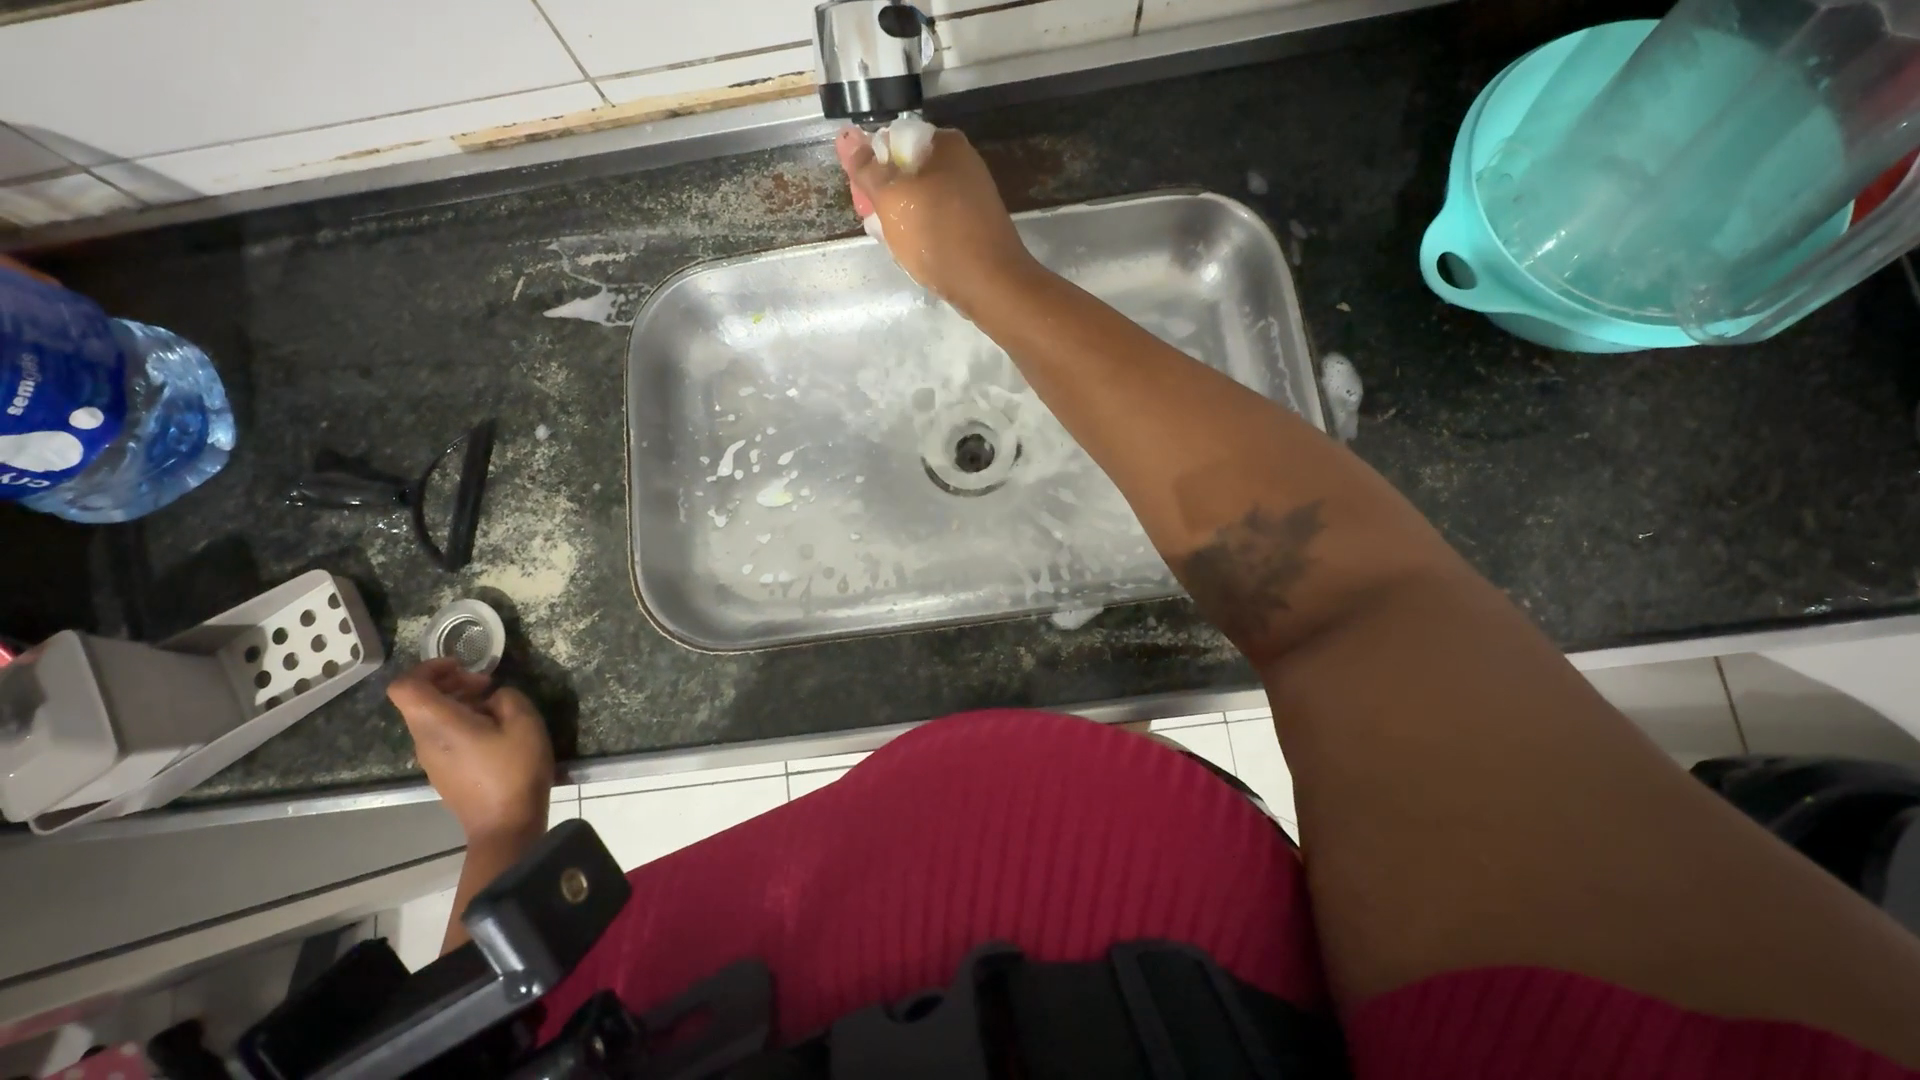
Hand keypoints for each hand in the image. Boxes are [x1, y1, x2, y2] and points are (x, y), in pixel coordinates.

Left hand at [388, 659, 553, 842]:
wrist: (505, 825)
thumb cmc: (514, 769)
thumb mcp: (525, 722)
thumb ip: (506, 697)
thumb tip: (492, 699)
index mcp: (438, 723)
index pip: (406, 685)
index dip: (428, 667)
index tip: (461, 667)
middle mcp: (424, 739)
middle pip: (418, 699)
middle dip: (451, 683)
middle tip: (487, 686)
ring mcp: (430, 759)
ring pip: (431, 718)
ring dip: (458, 704)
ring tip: (496, 711)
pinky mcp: (442, 773)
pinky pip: (441, 737)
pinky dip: (460, 724)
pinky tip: (493, 735)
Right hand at [835, 125, 1041, 312]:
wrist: (990, 285)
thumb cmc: (937, 236)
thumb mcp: (892, 198)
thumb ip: (866, 168)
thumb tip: (845, 135)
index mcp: (944, 144)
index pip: (890, 142)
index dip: (869, 170)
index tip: (863, 201)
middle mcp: (961, 162)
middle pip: (903, 172)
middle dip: (883, 199)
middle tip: (877, 226)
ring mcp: (969, 194)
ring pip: (917, 200)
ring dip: (899, 220)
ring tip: (895, 244)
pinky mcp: (973, 224)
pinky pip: (936, 220)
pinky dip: (920, 233)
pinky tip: (915, 253)